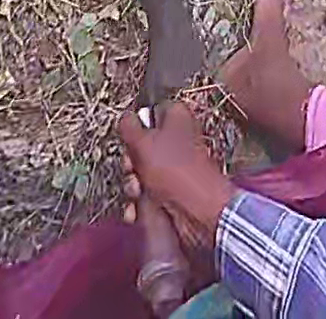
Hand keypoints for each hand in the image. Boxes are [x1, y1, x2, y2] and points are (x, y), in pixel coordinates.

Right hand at [118, 103, 234, 254]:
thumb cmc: (174, 171)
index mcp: (177, 118)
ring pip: (144, 171)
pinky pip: (151, 194)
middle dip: (132, 160)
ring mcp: (177, 169)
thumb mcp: (144, 142)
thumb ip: (129, 126)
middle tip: (131, 168)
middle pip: (144, 144)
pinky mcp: (175, 194)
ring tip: (136, 191)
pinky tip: (135, 211)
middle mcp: (179, 140)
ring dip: (134, 184)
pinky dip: (141, 203)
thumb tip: (125, 118)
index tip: (130, 137)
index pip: (153, 111)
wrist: (200, 214)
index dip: (138, 124)